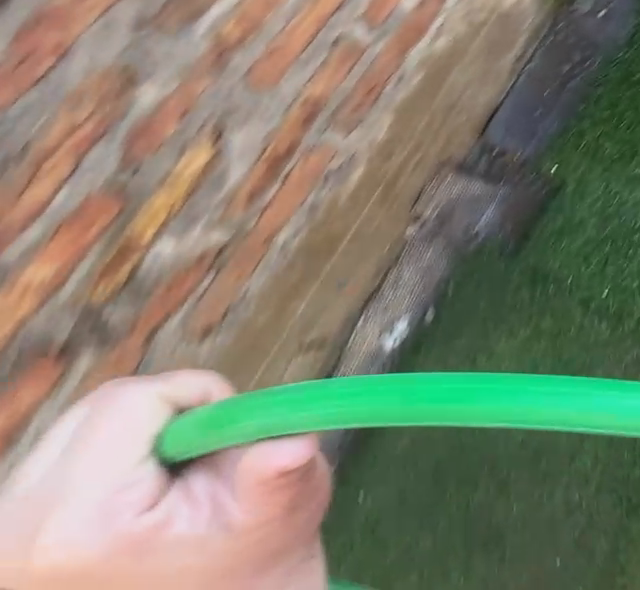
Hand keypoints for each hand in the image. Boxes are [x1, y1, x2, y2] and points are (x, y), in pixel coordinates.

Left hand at [0, 371, 329, 589]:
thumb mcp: (280, 511)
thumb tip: (296, 443)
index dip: (197, 396)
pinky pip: (60, 455)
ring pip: (78, 426)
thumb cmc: (252, 556)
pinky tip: (138, 491)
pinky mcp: (4, 532)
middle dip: (165, 413)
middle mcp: (12, 531)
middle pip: (97, 408)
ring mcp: (1, 535)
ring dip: (137, 433)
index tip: (227, 435)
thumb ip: (278, 472)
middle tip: (205, 454)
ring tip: (174, 476)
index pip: (131, 400)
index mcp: (77, 525)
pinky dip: (109, 455)